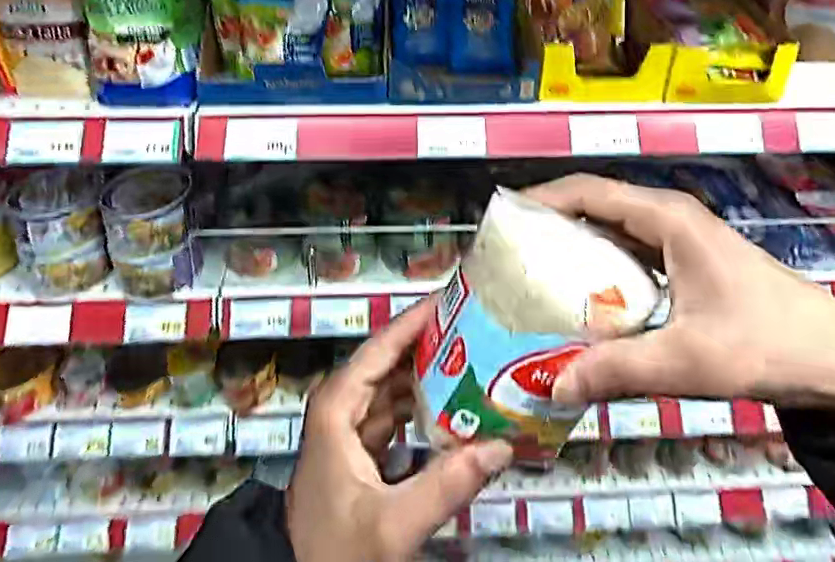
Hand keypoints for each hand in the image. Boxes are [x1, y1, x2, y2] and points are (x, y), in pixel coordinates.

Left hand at [286, 298, 514, 561]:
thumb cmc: (333, 549)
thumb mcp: (391, 523)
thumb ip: (446, 486)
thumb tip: (501, 447)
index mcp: (338, 403)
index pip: (382, 345)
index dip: (417, 319)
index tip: (453, 297)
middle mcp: (341, 403)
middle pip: (391, 360)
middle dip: (433, 345)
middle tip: (478, 328)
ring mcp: (350, 424)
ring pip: (396, 386)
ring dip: (432, 375)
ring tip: (477, 360)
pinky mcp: (361, 447)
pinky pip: (398, 413)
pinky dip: (426, 407)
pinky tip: (458, 408)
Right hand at [523, 174, 834, 416]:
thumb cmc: (768, 344)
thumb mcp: (690, 361)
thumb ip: (619, 370)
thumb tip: (554, 385)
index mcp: (668, 218)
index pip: (591, 190)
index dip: (544, 197)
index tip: (505, 217)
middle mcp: (669, 216)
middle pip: (596, 203)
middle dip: (551, 220)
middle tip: (510, 249)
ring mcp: (680, 235)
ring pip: (613, 225)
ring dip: (574, 241)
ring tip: (533, 269)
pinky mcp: (688, 258)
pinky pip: (630, 248)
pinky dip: (600, 261)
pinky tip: (582, 293)